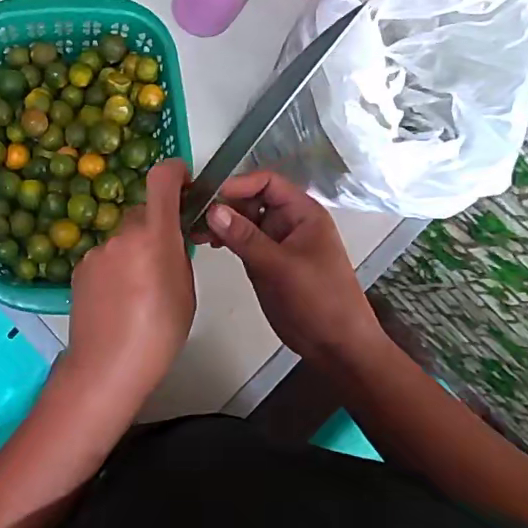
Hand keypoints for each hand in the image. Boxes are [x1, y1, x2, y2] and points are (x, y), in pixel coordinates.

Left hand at [64, 159, 195, 399]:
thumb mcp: (185, 290)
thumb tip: (170, 240)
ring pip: (122, 239)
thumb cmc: (158, 333)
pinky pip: (104, 258)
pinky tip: (119, 299)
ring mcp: (95, 252)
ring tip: (142, 290)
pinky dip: (115, 268)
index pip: (160, 180)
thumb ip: (177, 254)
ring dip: (134, 251)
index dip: (174, 172)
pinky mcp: (79, 269)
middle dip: (156, 226)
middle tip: (167, 257)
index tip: (183, 180)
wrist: (107, 364)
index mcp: (153, 235)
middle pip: (141, 214)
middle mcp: (120, 236)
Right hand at [197, 171, 385, 363]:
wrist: (335, 344)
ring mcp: (275, 242)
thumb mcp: (279, 266)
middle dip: (222, 203)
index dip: (237, 184)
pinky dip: (223, 238)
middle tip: (191, 215)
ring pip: (242, 219)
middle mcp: (288, 221)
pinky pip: (240, 240)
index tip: (207, 197)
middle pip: (250, 198)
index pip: (266, 182)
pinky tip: (205, 243)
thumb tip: (212, 209)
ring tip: (193, 231)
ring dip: (219, 221)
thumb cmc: (318, 300)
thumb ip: (245, 237)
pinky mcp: (264, 261)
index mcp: (302, 213)